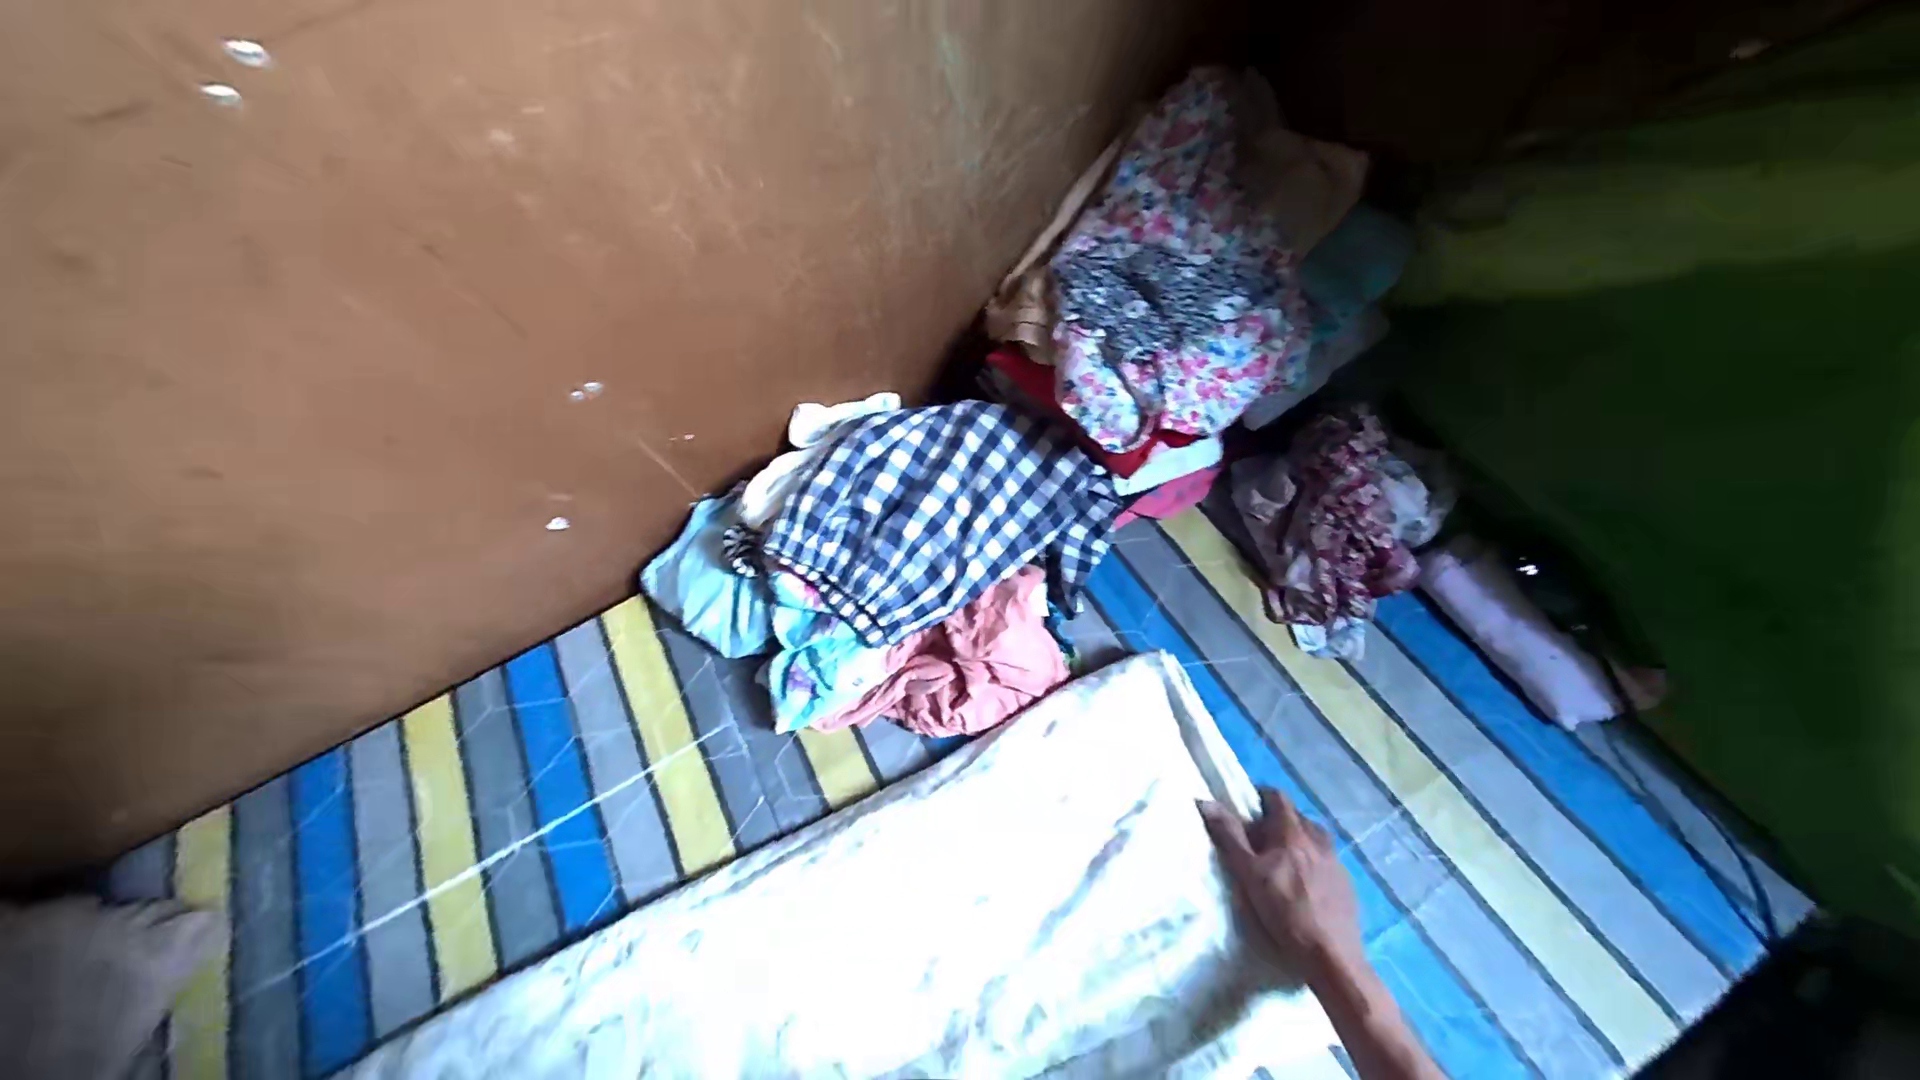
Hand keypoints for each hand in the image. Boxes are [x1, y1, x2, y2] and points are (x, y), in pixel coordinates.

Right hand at [1198, 788, 1362, 978]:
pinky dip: (1311, 860)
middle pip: (1295, 816)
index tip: (1245, 811)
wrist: (1332, 957)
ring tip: (1280, 861)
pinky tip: (1302, 884)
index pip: (1277, 796)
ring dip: (1295, 840)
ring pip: (1312, 837)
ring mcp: (1336, 862)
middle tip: (1257, 841)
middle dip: (1275, 821)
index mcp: (1293, 832)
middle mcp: (1318, 839)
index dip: (1259, 797)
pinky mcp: (1347, 883)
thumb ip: (1228, 835)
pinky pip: (1325, 859)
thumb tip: (1206, 801)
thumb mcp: (1248, 872)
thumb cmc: (1284, 911)